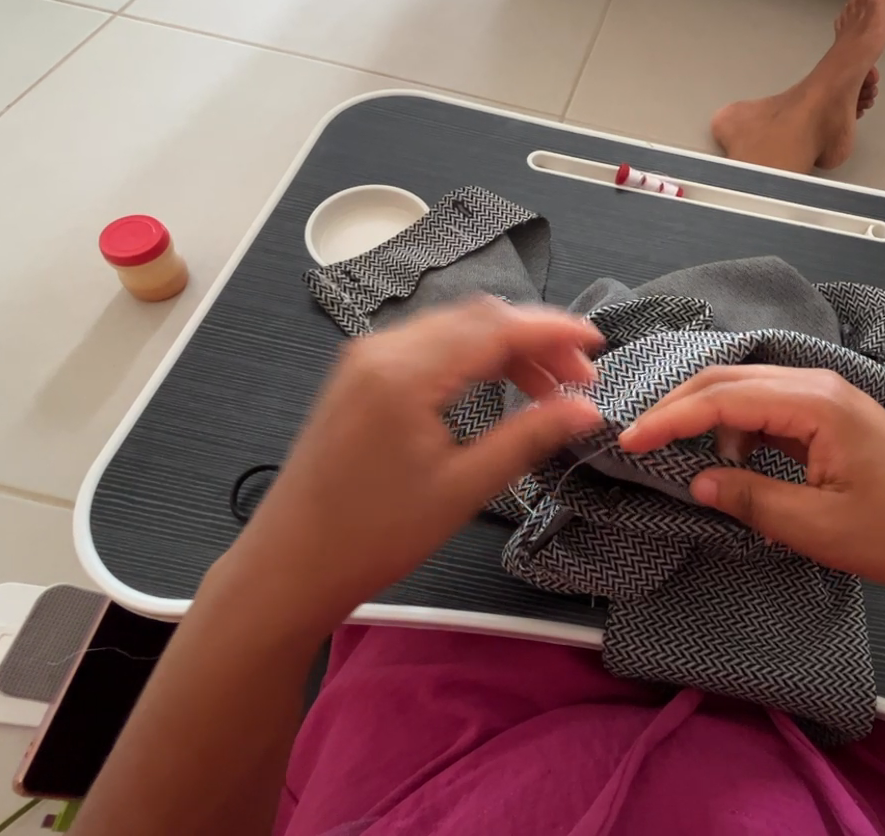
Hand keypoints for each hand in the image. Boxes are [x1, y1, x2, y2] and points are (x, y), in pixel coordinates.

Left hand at [227, 298, 603, 627]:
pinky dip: (474, 355)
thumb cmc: (374, 535)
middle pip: (478, 318)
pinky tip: (498, 384)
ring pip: (456, 327)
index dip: (554, 331)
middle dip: (536, 340)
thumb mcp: (464, 488)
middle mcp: (382, 349)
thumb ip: (530, 437)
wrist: (288, 566)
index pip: (496, 327)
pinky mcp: (360, 373)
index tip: (597, 345)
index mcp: (405, 372)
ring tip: (546, 386)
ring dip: (507, 347)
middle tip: (578, 379)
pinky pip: (431, 344)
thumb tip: (588, 410)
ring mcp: (366, 357)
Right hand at [617, 365, 884, 596]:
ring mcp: (827, 396)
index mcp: (816, 403)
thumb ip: (751, 499)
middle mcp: (819, 385)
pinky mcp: (830, 415)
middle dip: (681, 407)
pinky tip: (736, 459)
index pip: (723, 398)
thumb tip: (698, 482)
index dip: (671, 419)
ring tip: (698, 464)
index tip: (630, 440)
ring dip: (712, 419)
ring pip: (747, 389)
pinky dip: (741, 429)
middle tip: (641, 439)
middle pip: (730, 379)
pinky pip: (769, 407)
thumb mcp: (817, 527)